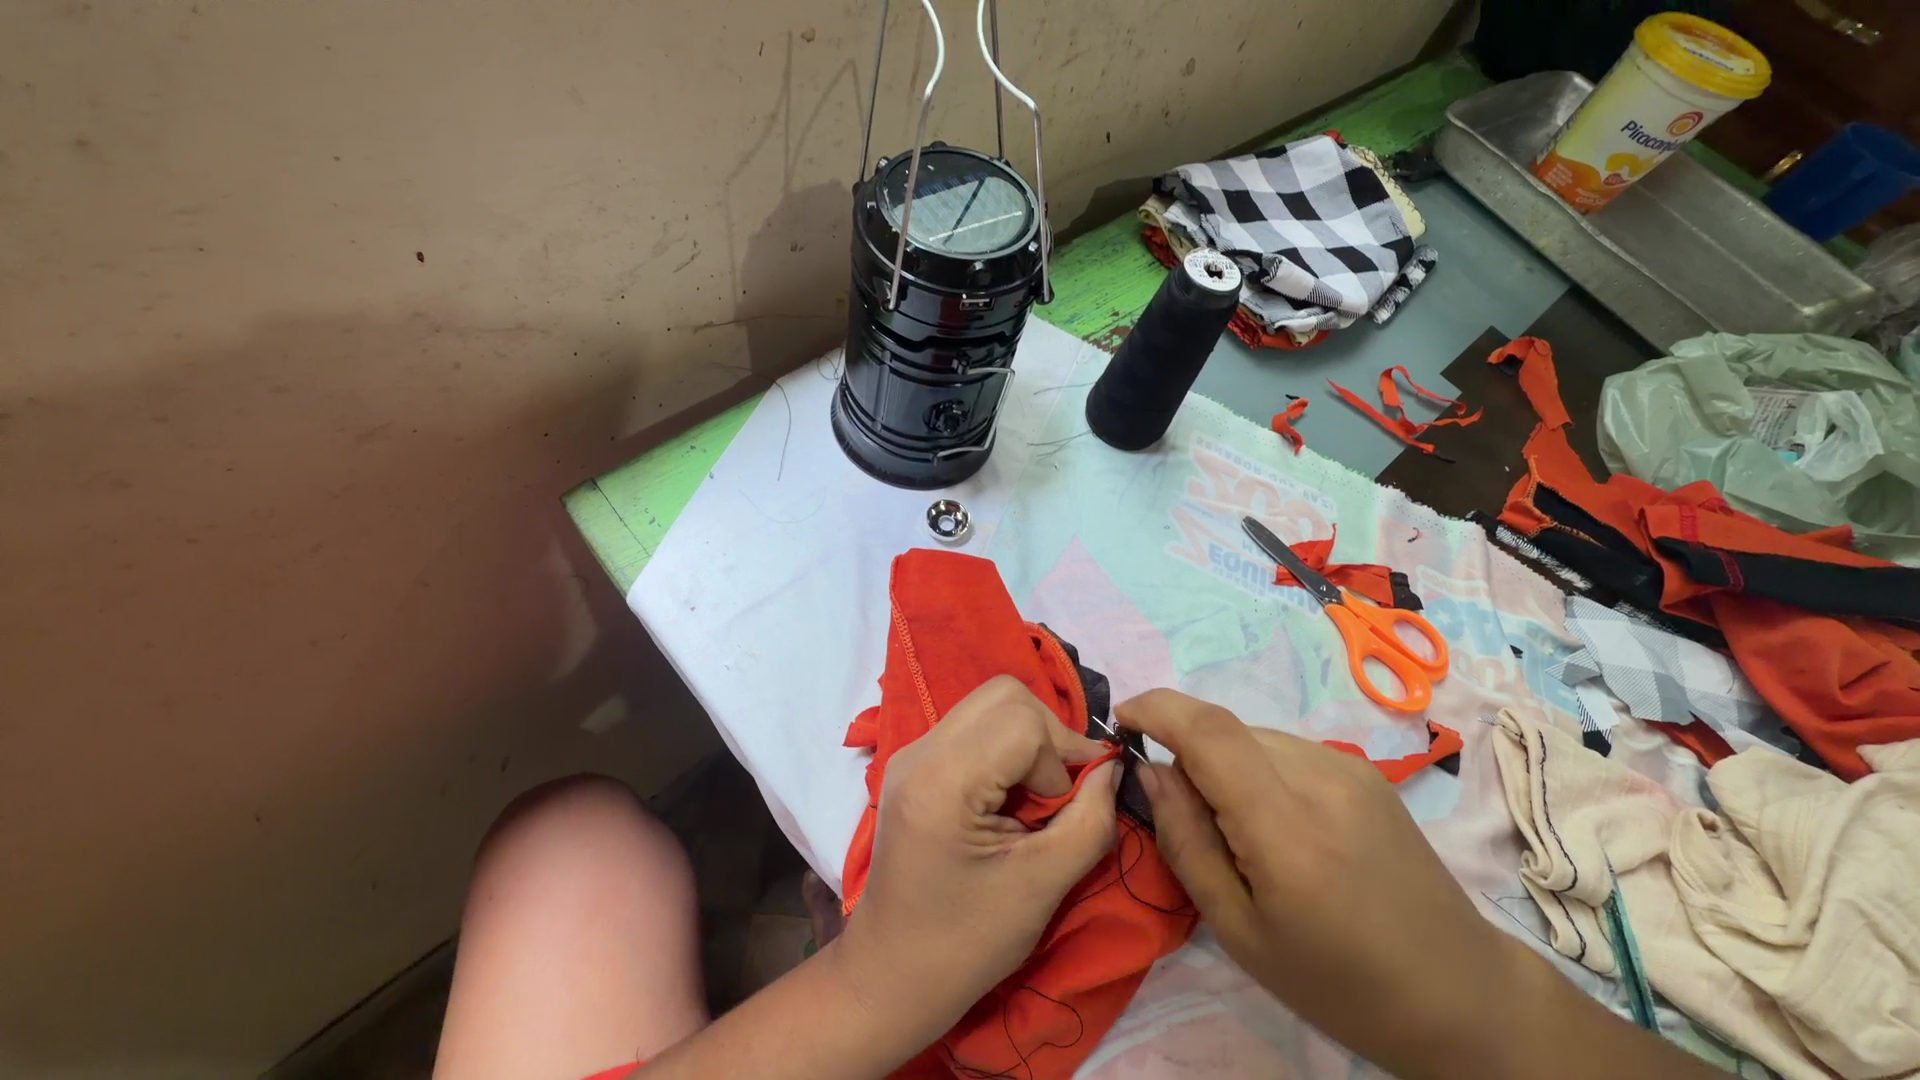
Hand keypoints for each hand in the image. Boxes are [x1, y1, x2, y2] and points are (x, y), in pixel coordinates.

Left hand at [833, 675, 1119, 1050]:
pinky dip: (1006, 749)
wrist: (893, 973)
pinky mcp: (915, 765)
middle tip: (1059, 794)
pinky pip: (973, 727)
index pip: (1022, 720)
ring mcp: (911, 754)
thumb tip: (1113, 767)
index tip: (1066, 808)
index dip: (1061, 756)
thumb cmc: (968, 941)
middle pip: (1004, 695)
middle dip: (1048, 736)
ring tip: (1037, 797)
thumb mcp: (1043, 886)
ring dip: (1029, 740)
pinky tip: (1010, 797)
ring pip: (990, 704)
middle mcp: (919, 752)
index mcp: (941, 780)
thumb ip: (1090, 820)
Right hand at [1115, 690, 1540, 1078]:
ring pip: (1255, 737)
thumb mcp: (1237, 930)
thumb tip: (1151, 770)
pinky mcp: (1367, 772)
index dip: (1156, 709)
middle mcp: (1322, 778)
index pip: (1208, 731)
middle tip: (1183, 816)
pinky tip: (1278, 826)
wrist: (1457, 993)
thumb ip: (1186, 840)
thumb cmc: (1336, 982)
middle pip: (1227, 730)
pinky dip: (1258, 770)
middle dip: (1185, 753)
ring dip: (1223, 764)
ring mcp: (1351, 769)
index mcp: (1287, 828)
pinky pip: (1287, 750)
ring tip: (1238, 833)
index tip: (1121, 719)